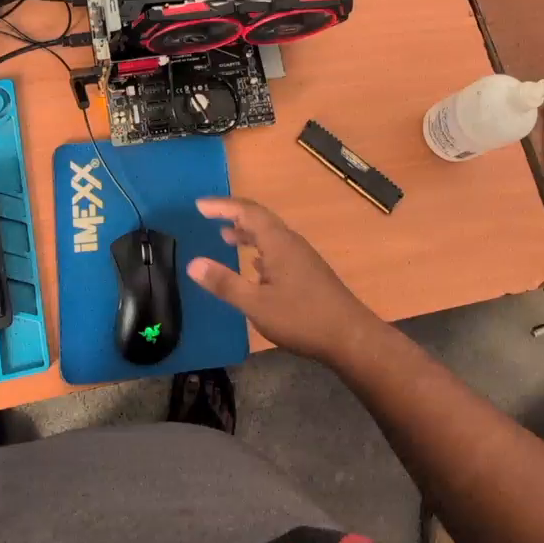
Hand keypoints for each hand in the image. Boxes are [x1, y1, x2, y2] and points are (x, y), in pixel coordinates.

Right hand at [186, 197, 383, 364]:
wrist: (351, 337)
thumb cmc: (302, 318)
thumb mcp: (256, 304)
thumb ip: (225, 283)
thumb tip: (192, 263)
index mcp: (278, 243)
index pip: (247, 212)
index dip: (222, 206)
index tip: (200, 205)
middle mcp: (291, 243)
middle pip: (260, 219)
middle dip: (233, 214)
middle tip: (209, 215)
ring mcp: (302, 257)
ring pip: (270, 235)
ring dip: (247, 233)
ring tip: (226, 237)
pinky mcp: (309, 272)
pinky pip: (278, 250)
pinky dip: (260, 249)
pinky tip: (256, 266)